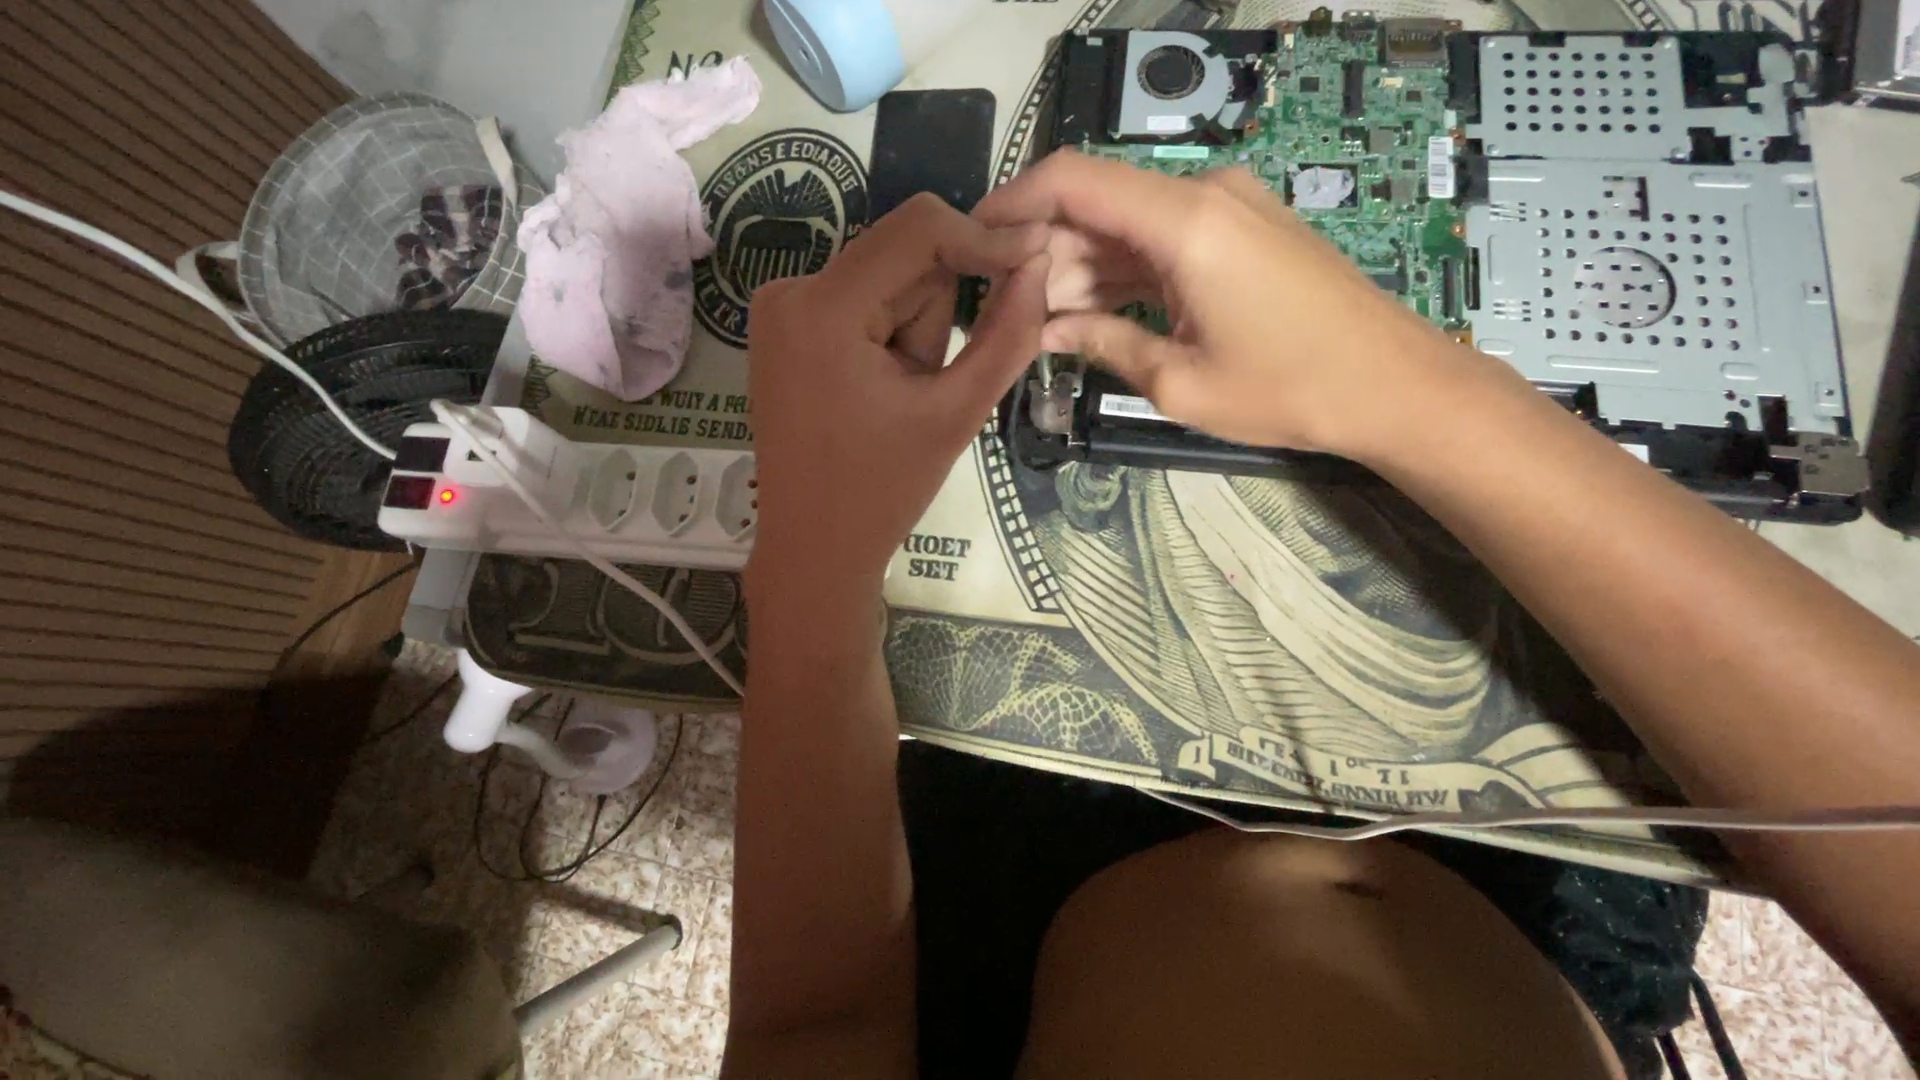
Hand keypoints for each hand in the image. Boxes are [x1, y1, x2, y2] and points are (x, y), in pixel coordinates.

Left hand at [746, 193, 1050, 597]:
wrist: (815, 546)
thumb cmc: (884, 490)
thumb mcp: (958, 412)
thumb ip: (1006, 334)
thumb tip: (1038, 261)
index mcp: (825, 308)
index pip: (920, 228)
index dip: (985, 237)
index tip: (1036, 257)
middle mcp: (789, 289)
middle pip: (903, 256)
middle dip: (935, 314)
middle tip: (925, 385)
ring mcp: (778, 306)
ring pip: (885, 279)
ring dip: (912, 329)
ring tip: (899, 396)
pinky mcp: (781, 324)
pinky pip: (859, 299)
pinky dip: (885, 332)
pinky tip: (878, 388)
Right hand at [975, 151, 1490, 457]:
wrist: (1394, 386)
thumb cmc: (1289, 389)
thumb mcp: (1179, 381)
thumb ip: (1102, 344)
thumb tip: (1046, 330)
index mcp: (1186, 221)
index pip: (1075, 180)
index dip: (1014, 201)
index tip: (974, 238)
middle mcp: (1205, 195)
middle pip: (1098, 203)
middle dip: (1046, 251)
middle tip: (1008, 307)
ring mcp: (1227, 210)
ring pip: (1128, 224)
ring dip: (1083, 266)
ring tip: (1043, 322)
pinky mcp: (1240, 233)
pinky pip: (1163, 241)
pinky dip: (1124, 272)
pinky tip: (1092, 311)